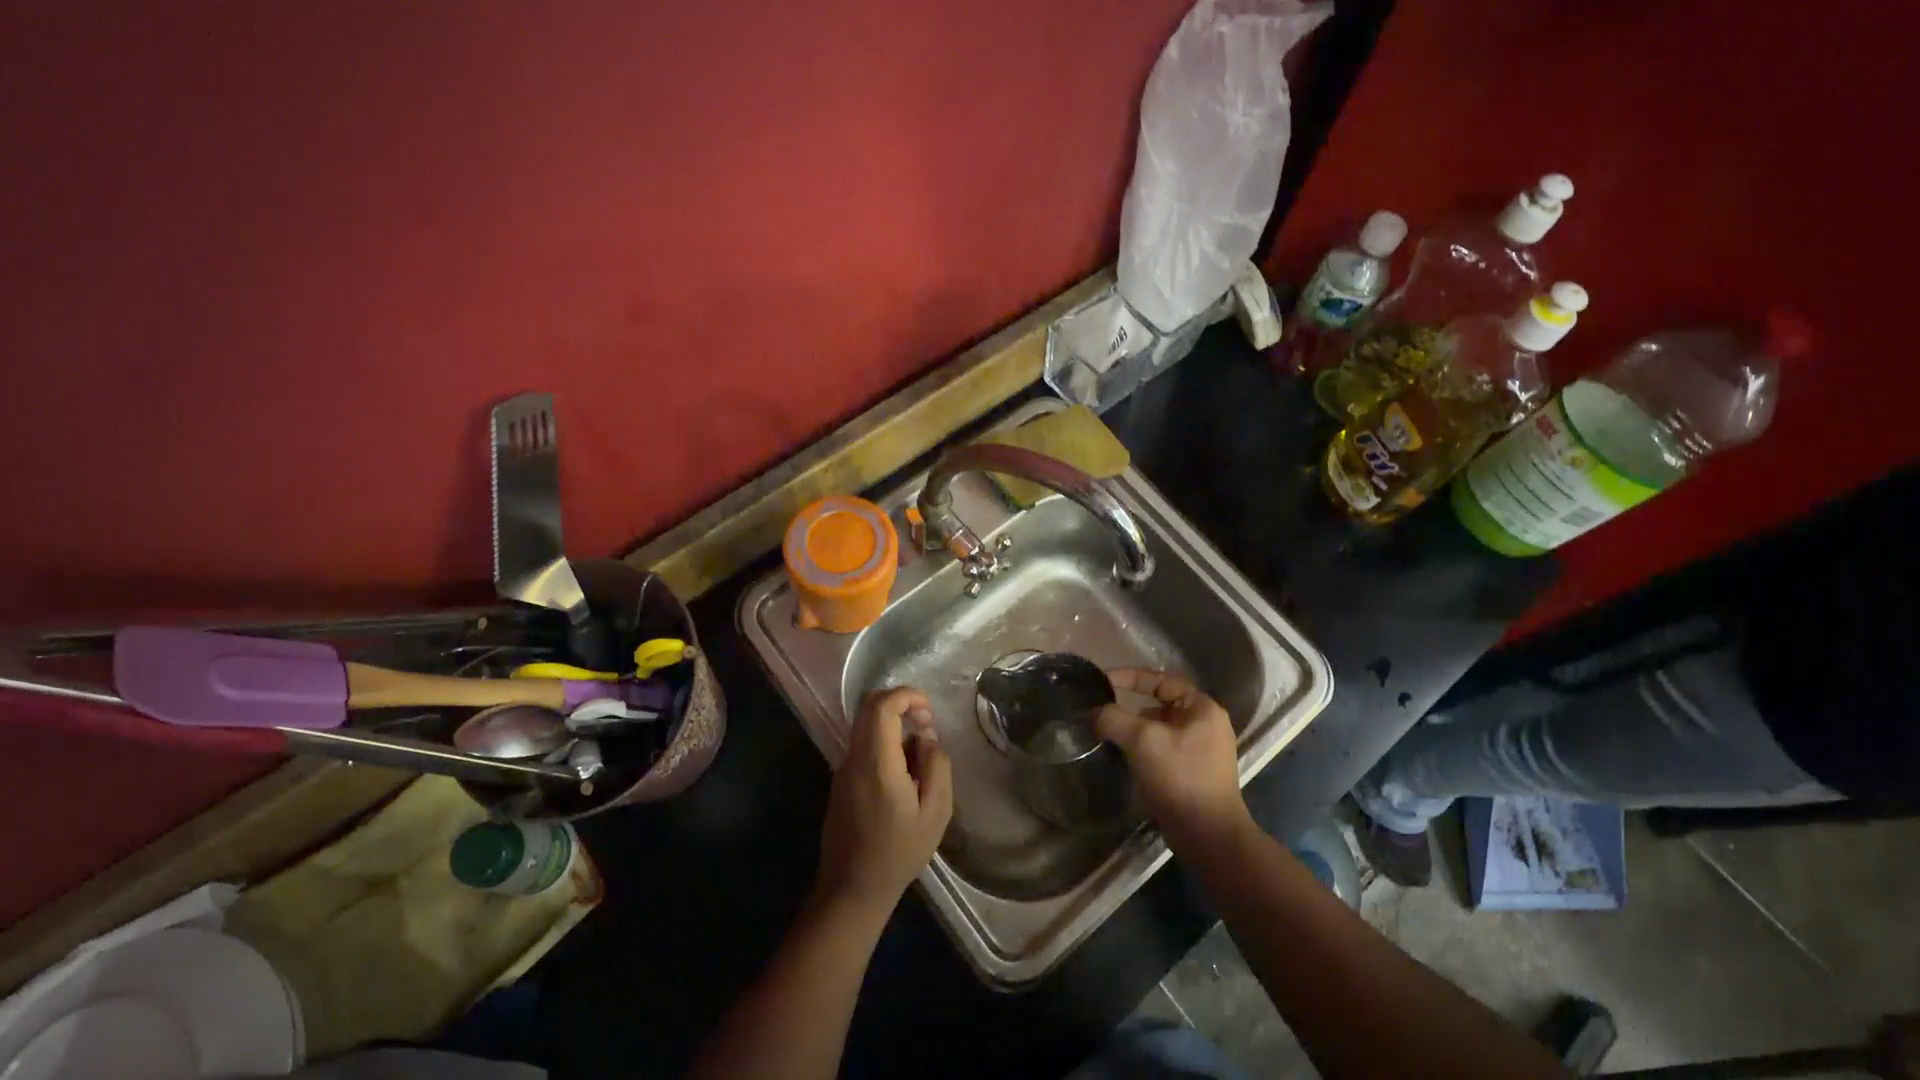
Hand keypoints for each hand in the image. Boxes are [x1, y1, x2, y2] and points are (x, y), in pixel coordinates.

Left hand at [814, 687, 953, 916]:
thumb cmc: (898, 853)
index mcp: (876, 763)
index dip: (907, 696)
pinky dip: (885, 747)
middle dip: (900, 704)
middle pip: (868, 708)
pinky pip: (863, 748)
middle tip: (926, 725)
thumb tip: (927, 739)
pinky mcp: (840, 783)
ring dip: (894, 729)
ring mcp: (842, 770)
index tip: (929, 711)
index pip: (882, 706)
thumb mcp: (935, 813)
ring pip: (866, 728)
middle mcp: (853, 759)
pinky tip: (904, 779)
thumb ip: (937, 767)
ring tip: (920, 763)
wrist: (852, 887)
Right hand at [1095, 669, 1251, 844]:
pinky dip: (1144, 750)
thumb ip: (1114, 718)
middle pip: (1161, 705)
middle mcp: (1207, 724)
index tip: (1103, 682)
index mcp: (1202, 708)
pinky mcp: (1194, 772)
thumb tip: (1095, 712)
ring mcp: (1203, 750)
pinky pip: (1164, 750)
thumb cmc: (1179, 777)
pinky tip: (1126, 760)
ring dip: (1136, 732)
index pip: (1162, 681)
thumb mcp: (1142, 740)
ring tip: (1109, 738)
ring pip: (1160, 730)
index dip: (1131, 677)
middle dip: (1131, 709)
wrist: (1206, 833)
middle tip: (1103, 714)